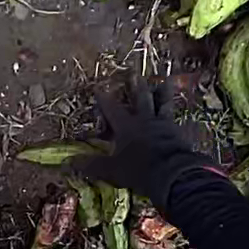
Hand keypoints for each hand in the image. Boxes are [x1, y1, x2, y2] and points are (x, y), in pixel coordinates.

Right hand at [79, 74, 221, 208]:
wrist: (173, 175)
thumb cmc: (139, 170)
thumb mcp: (112, 170)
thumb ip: (92, 165)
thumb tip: (68, 162)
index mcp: (127, 126)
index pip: (112, 108)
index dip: (104, 99)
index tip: (98, 87)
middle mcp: (146, 120)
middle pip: (141, 99)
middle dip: (136, 87)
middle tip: (135, 74)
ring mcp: (165, 125)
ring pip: (163, 104)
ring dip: (162, 92)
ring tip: (164, 81)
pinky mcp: (179, 134)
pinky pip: (176, 120)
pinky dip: (175, 115)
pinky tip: (178, 114)